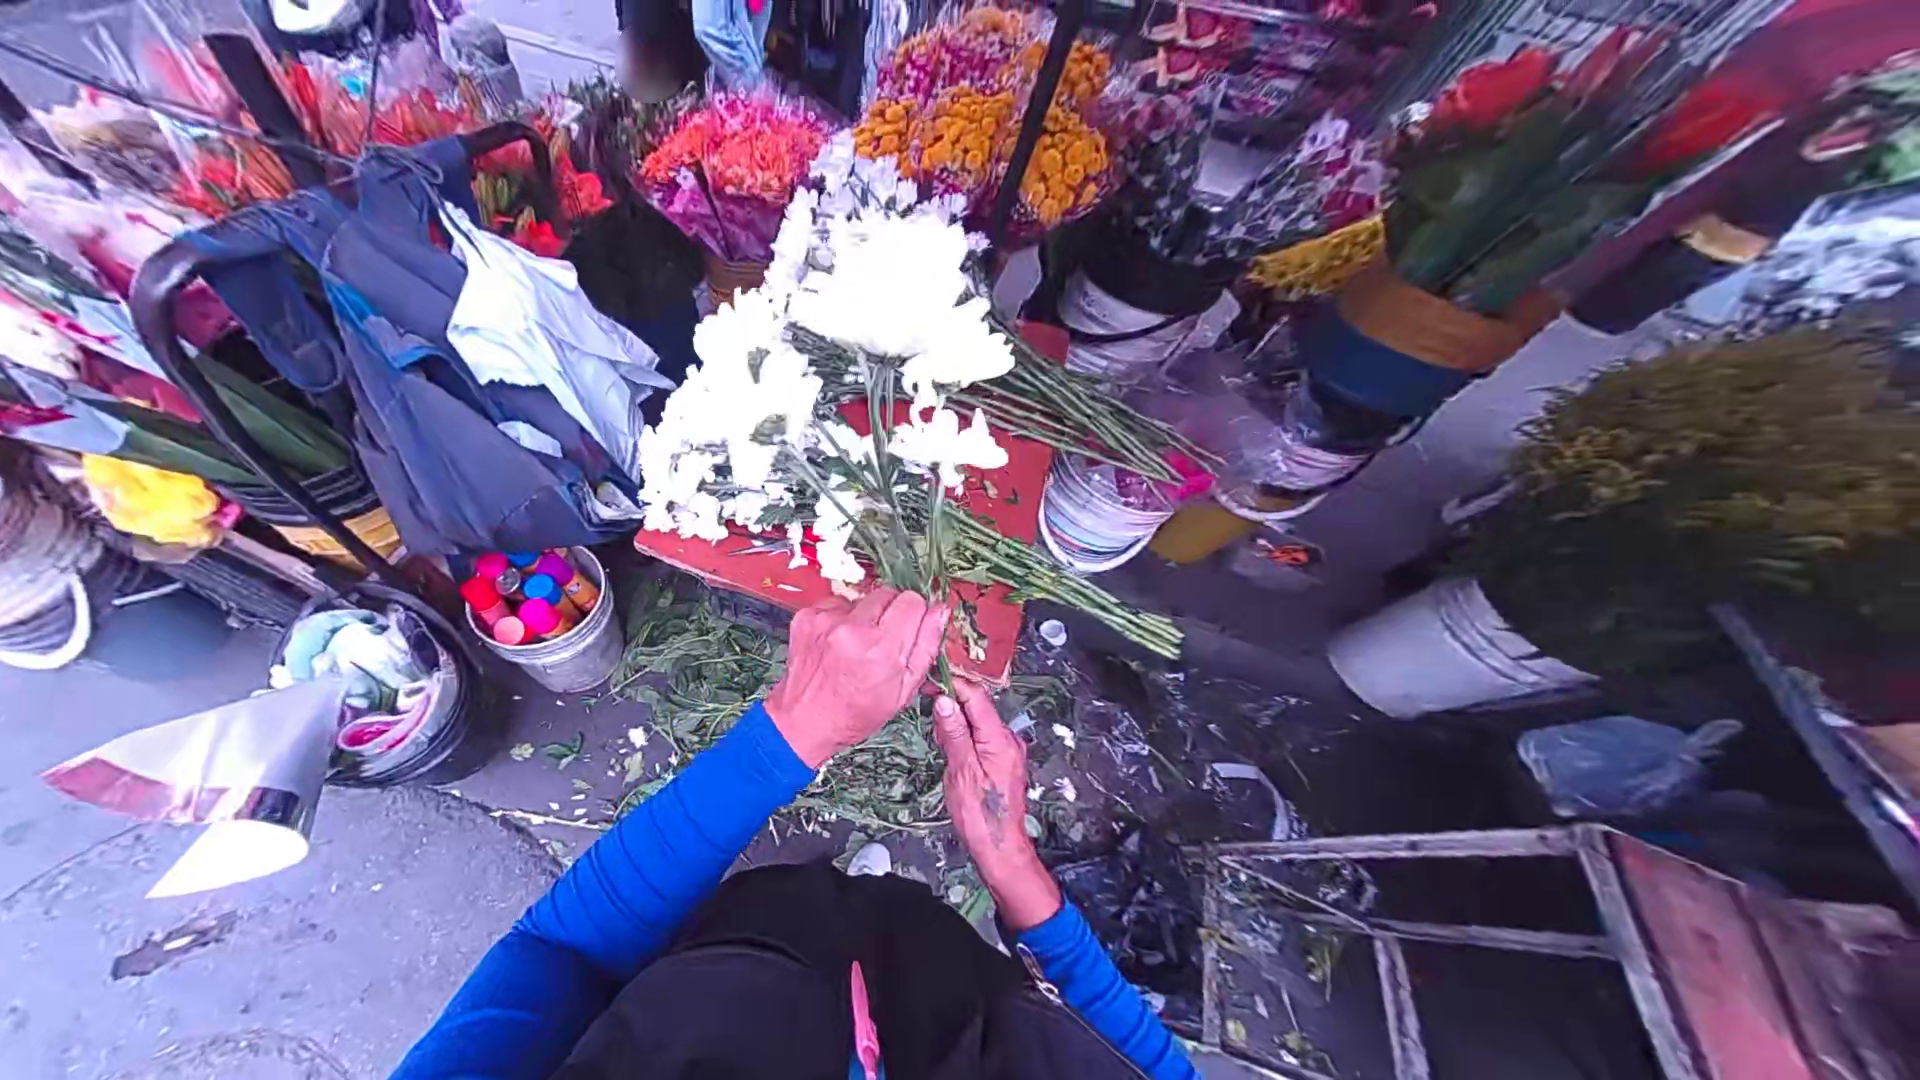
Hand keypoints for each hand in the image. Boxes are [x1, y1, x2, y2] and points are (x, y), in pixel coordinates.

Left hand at [765, 587, 947, 768]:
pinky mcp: (807, 616)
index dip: (915, 615)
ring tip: (857, 645)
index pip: (913, 601)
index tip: (909, 629)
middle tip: (883, 641)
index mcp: (882, 649)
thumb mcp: (904, 690)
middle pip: (889, 593)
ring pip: (864, 597)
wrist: (804, 721)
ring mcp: (827, 620)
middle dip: (892, 613)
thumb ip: (926, 645)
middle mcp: (853, 629)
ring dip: (866, 616)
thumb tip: (940, 611)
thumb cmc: (855, 712)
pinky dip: (842, 618)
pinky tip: (839, 643)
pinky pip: (838, 602)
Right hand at [932, 680, 1061, 930]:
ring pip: (978, 722)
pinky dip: (965, 738)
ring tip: (945, 750)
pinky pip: (982, 737)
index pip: (977, 697)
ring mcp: (1007, 749)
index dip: (954, 685)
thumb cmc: (980, 816)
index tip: (930, 682)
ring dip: (957, 725)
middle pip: (978, 707)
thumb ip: (954, 734)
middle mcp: (1008, 739)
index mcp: (1000, 739)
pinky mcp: (1003, 759)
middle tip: (934, 728)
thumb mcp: (961, 772)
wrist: (1001, 849)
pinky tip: (954, 755)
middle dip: (953, 708)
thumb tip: (945, 700)